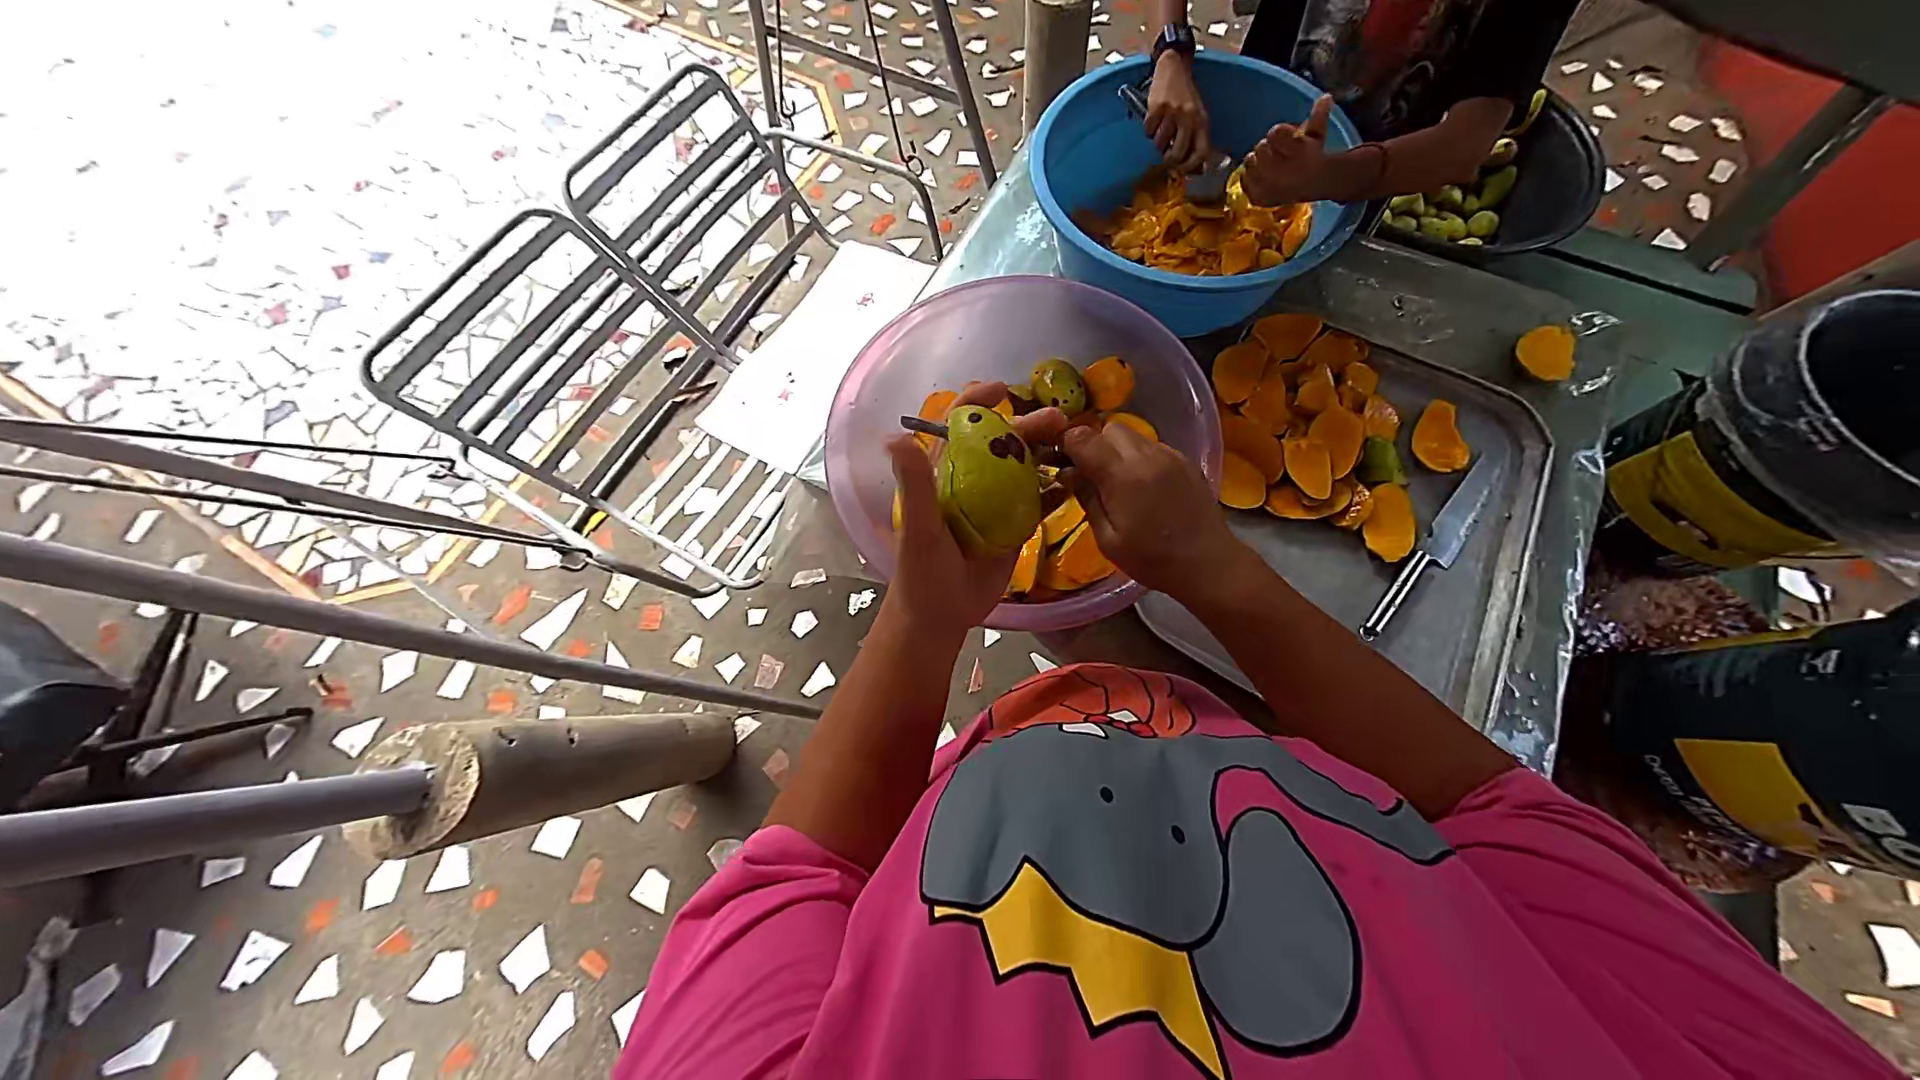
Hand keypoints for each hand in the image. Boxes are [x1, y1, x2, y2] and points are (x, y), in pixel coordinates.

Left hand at [886, 383, 1065, 638]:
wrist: (942, 614)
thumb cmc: (921, 571)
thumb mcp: (918, 527)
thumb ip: (914, 484)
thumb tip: (895, 437)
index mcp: (945, 474)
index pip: (958, 427)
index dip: (977, 403)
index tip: (1002, 389)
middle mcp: (972, 482)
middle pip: (1001, 443)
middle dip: (1028, 426)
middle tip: (1058, 420)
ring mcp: (995, 504)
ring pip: (1024, 467)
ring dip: (1047, 452)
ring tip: (1074, 443)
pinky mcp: (1014, 526)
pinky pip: (1037, 500)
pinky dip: (1056, 488)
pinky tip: (1076, 480)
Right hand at [1061, 422, 1253, 604]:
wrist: (1208, 564)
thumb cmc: (1152, 559)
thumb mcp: (1108, 539)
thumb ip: (1088, 499)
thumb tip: (1068, 472)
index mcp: (1123, 476)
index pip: (1083, 438)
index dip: (1066, 444)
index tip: (1060, 460)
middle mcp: (1147, 456)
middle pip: (1108, 428)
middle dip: (1093, 444)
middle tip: (1088, 473)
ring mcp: (1170, 455)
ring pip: (1131, 434)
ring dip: (1116, 450)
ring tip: (1115, 481)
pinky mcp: (1185, 461)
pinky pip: (1151, 446)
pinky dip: (1138, 456)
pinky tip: (1141, 485)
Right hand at [1145, 51, 1212, 174]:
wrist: (1175, 67)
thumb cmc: (1185, 96)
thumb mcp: (1196, 115)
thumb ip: (1194, 137)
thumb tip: (1193, 166)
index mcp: (1201, 121)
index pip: (1200, 152)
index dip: (1190, 167)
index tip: (1182, 170)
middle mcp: (1189, 118)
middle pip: (1178, 153)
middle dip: (1169, 160)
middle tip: (1166, 157)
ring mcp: (1173, 113)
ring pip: (1160, 144)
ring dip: (1157, 142)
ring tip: (1160, 131)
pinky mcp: (1157, 108)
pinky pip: (1148, 131)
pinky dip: (1148, 130)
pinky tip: (1153, 121)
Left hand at [1241, 93, 1332, 205]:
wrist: (1310, 186)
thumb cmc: (1312, 157)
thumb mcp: (1316, 136)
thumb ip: (1318, 116)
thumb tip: (1325, 96)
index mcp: (1295, 152)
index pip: (1275, 132)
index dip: (1280, 133)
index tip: (1287, 139)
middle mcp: (1278, 170)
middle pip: (1260, 146)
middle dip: (1268, 147)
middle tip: (1276, 153)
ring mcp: (1265, 185)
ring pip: (1249, 161)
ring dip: (1256, 160)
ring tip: (1267, 164)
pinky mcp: (1257, 197)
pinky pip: (1244, 179)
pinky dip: (1249, 176)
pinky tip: (1259, 176)